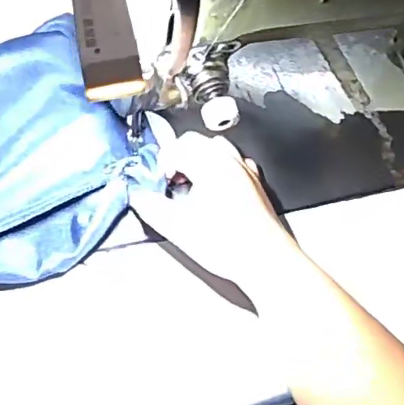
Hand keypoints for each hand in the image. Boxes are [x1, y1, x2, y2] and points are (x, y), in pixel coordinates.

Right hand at [130, 130, 306, 294]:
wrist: (267, 262)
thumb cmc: (229, 245)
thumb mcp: (177, 228)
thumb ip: (150, 207)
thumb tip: (136, 195)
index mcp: (210, 164)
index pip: (175, 148)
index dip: (159, 164)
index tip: (156, 183)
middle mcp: (230, 161)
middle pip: (195, 142)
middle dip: (176, 159)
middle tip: (167, 183)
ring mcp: (246, 170)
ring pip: (215, 150)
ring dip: (197, 161)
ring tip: (188, 186)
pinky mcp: (255, 184)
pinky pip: (232, 163)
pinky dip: (217, 170)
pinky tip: (212, 193)